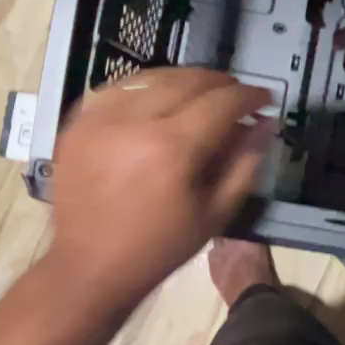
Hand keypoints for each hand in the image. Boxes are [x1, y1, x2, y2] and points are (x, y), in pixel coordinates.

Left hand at [46, 69, 275, 310]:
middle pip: (188, 80)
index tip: (265, 99)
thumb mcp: (216, 212)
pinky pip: (119, 87)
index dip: (250, 96)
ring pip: (153, 77)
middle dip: (221, 83)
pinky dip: (147, 87)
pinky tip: (161, 99)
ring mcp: (101, 118)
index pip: (222, 102)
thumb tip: (265, 123)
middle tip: (239, 96)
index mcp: (173, 148)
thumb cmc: (161, 246)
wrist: (90, 266)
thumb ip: (245, 162)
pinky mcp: (79, 122)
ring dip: (186, 80)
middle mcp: (135, 122)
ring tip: (204, 94)